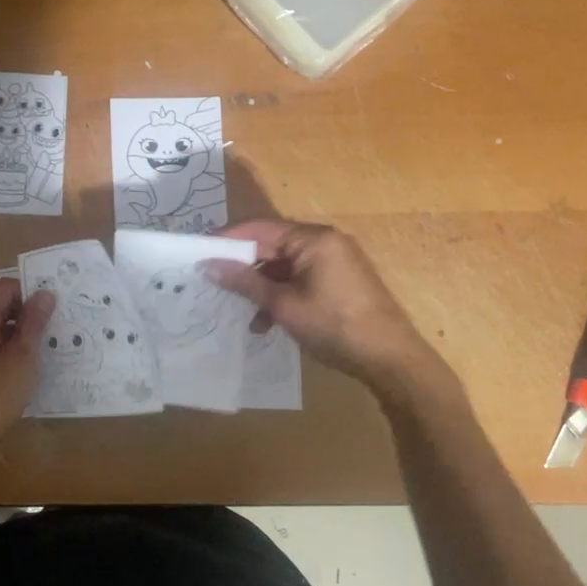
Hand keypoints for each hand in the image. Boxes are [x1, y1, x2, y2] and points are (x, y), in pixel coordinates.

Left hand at [0, 278, 55, 461]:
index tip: (55, 310)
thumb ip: (32, 324)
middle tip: (56, 329)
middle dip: (26, 313)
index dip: (30, 293)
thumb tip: (45, 293)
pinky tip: (25, 365)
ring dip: (19, 332)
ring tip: (46, 347)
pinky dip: (7, 347)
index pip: (4, 288)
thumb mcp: (20, 360)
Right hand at [200, 220, 439, 389]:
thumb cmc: (333, 325)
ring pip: (283, 266)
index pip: (259, 228)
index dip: (227, 239)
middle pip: (271, 246)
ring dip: (260, 287)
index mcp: (313, 240)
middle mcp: (325, 243)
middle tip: (213, 282)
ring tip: (242, 312)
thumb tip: (207, 264)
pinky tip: (267, 323)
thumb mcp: (282, 304)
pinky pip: (299, 279)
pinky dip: (280, 295)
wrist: (388, 357)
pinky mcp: (339, 281)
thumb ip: (244, 282)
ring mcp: (334, 262)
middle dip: (242, 266)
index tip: (198, 254)